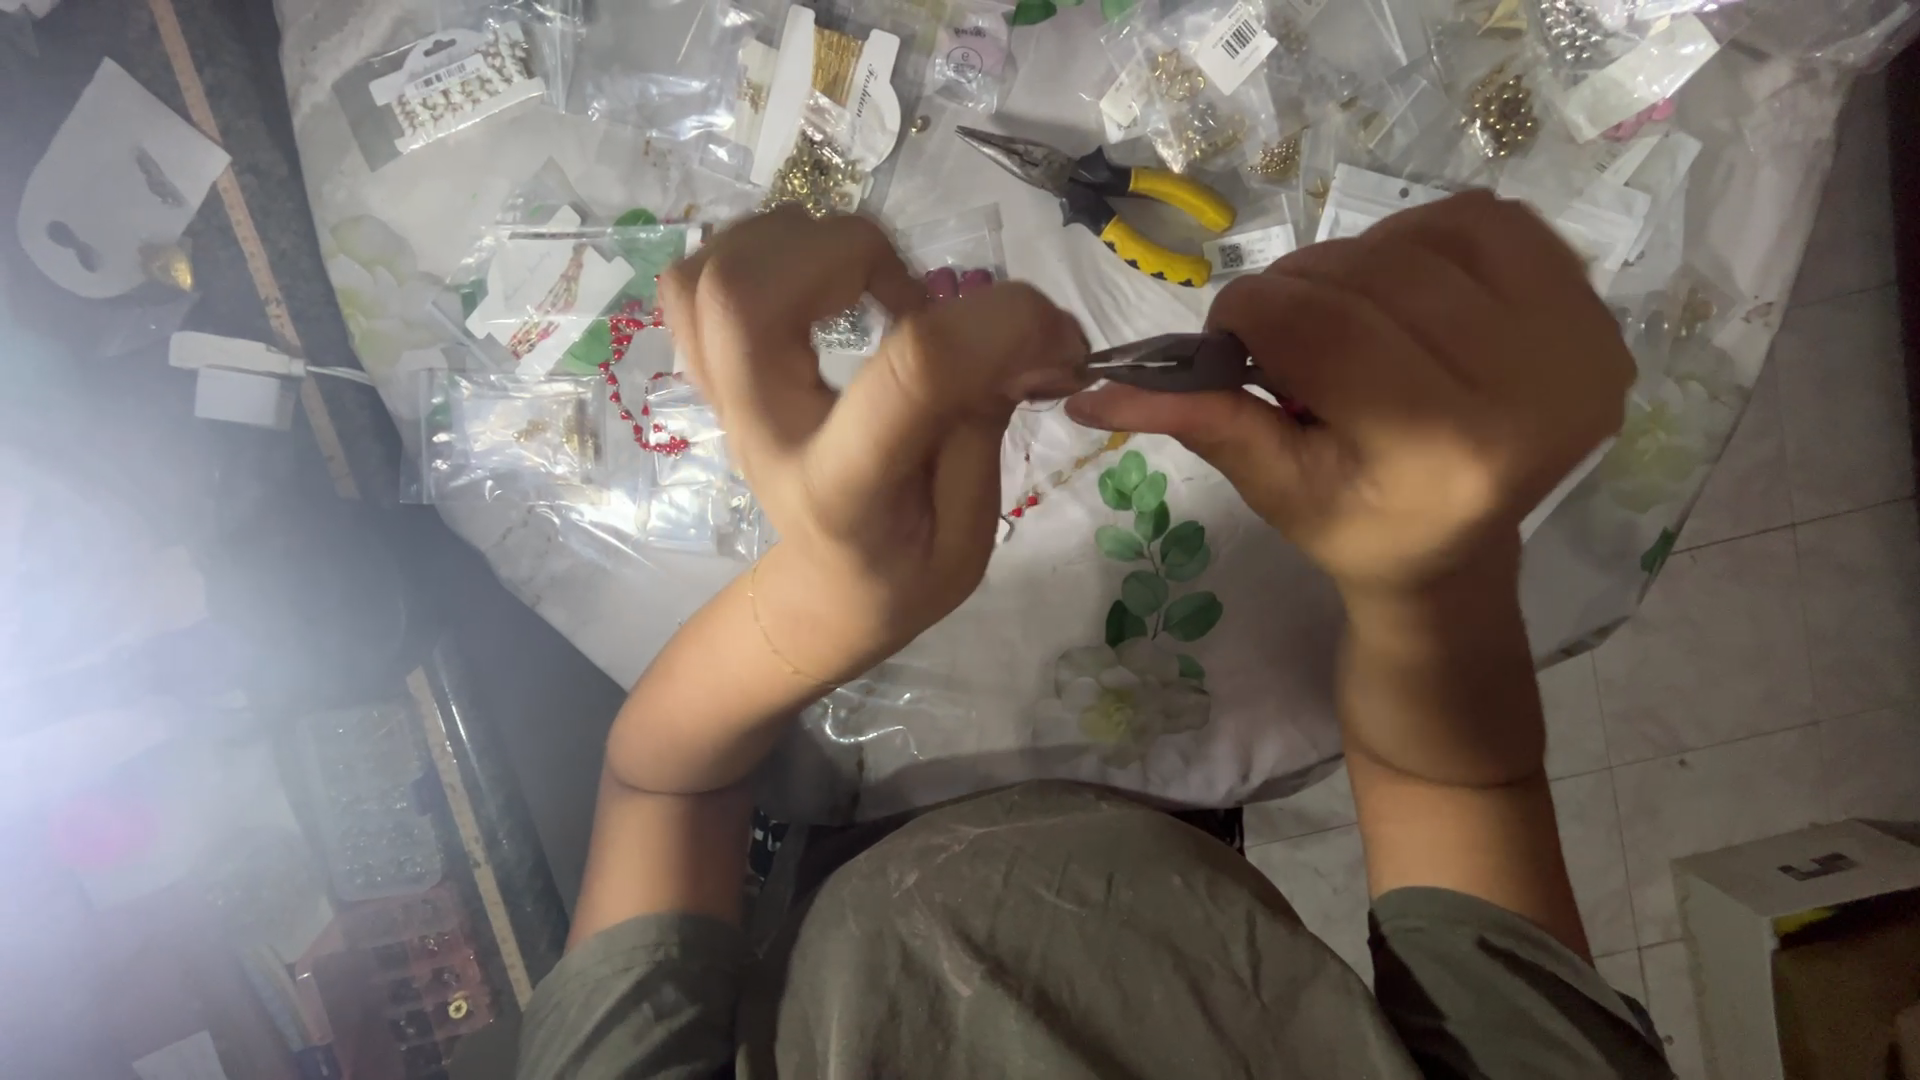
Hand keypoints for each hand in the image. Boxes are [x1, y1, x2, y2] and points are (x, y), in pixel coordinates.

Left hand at [660, 208, 1088, 682]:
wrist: (826, 593)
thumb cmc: (906, 573)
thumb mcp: (970, 536)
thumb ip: (984, 427)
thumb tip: (1025, 333)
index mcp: (842, 490)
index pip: (910, 374)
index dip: (998, 325)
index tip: (1054, 332)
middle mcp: (767, 434)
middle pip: (750, 295)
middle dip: (854, 253)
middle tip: (915, 296)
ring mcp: (727, 403)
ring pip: (714, 273)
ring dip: (800, 243)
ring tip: (866, 282)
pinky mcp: (715, 379)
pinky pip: (694, 285)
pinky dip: (752, 254)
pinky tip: (811, 284)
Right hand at [1065, 192, 1631, 602]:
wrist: (1451, 548)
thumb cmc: (1349, 526)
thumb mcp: (1267, 482)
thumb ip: (1194, 423)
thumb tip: (1091, 395)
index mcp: (1435, 447)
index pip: (1323, 328)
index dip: (1252, 309)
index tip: (1228, 328)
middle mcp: (1529, 388)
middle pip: (1370, 276)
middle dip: (1298, 287)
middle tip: (1281, 331)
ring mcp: (1579, 343)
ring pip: (1422, 236)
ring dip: (1355, 260)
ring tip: (1340, 315)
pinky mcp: (1597, 313)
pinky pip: (1487, 221)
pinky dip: (1421, 239)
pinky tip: (1401, 291)